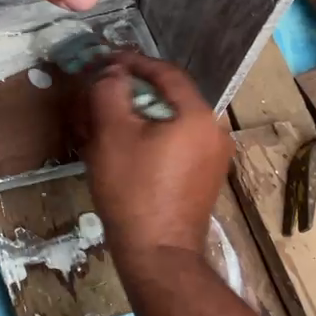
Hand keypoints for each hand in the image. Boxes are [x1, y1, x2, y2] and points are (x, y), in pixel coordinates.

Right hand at [76, 53, 232, 253]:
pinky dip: (149, 136)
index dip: (132, 62)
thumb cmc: (133, 189)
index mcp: (198, 116)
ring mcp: (212, 158)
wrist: (158, 255)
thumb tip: (112, 72)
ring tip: (105, 121)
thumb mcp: (111, 133)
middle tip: (100, 92)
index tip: (104, 61)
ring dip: (137, 115)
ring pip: (170, 121)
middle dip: (131, 91)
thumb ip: (110, 91)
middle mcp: (214, 132)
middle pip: (168, 97)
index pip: (165, 73)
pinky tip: (123, 148)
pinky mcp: (203, 179)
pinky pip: (175, 143)